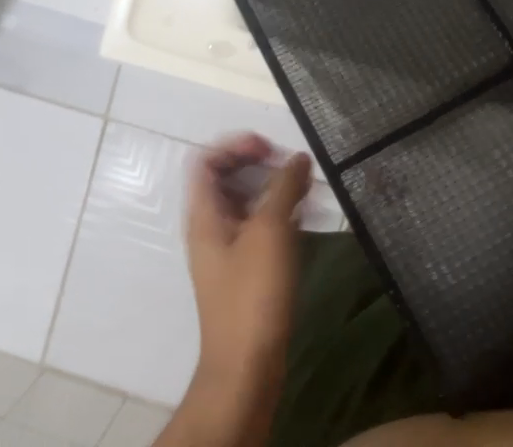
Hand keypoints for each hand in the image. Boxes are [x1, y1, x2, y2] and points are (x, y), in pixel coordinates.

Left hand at [186, 134, 312, 393]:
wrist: (246, 366)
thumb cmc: (252, 295)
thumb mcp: (269, 232)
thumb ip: (283, 187)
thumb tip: (297, 157)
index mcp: (204, 214)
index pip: (206, 160)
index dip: (235, 145)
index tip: (269, 147)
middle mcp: (210, 227)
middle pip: (226, 178)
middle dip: (260, 164)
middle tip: (294, 166)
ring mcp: (227, 250)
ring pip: (246, 203)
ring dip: (274, 189)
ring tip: (309, 188)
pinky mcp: (245, 270)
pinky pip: (259, 227)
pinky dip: (279, 214)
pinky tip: (307, 217)